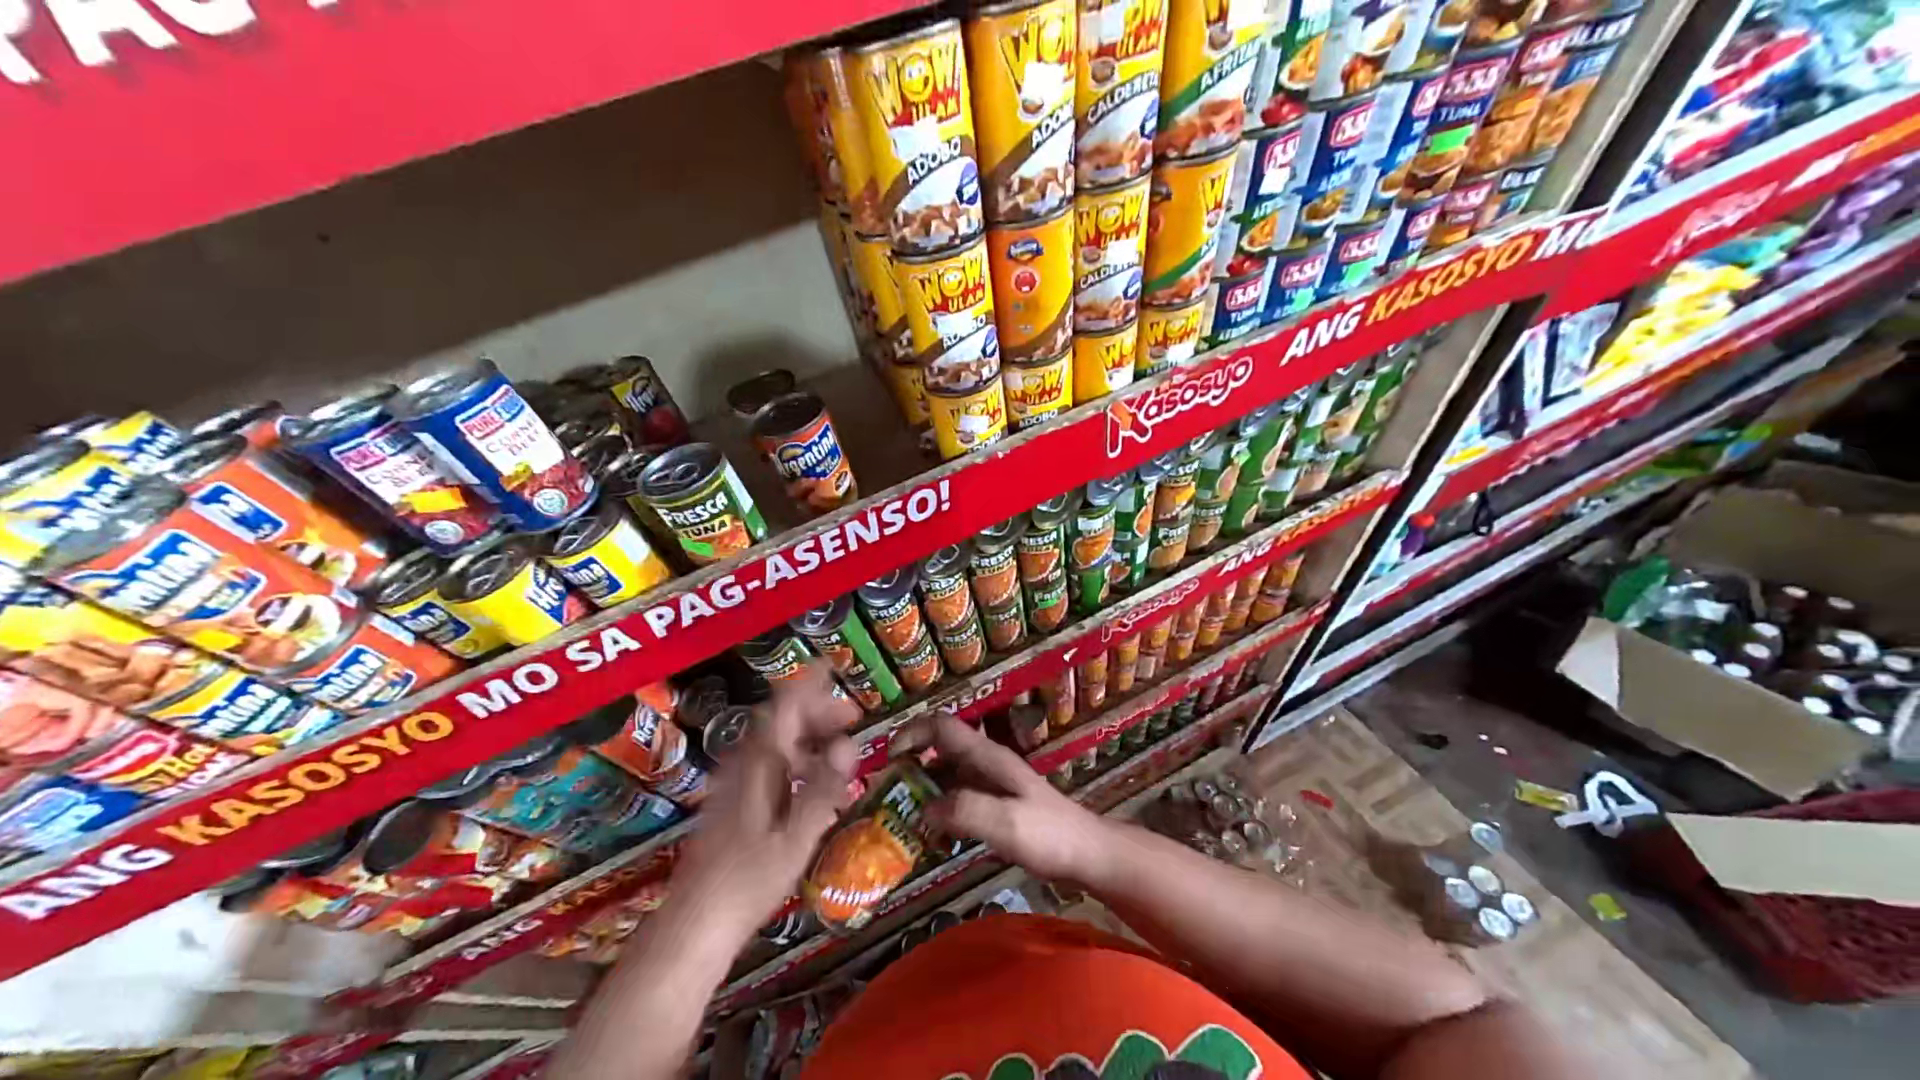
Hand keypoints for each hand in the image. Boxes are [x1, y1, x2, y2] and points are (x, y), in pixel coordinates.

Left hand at [668, 662, 858, 936]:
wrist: (693, 925)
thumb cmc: (749, 882)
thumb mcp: (797, 838)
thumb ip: (824, 788)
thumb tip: (849, 741)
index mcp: (759, 765)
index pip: (784, 706)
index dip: (810, 683)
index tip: (835, 669)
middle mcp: (742, 764)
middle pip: (778, 719)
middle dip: (815, 710)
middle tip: (851, 718)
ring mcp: (731, 783)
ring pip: (771, 741)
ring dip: (804, 734)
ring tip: (837, 749)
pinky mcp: (728, 803)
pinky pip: (764, 762)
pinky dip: (791, 757)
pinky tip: (808, 785)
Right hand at [893, 713, 1111, 881]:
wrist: (1087, 855)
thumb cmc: (1048, 834)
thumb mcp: (1005, 822)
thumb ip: (964, 811)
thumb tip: (922, 809)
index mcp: (987, 757)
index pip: (941, 726)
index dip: (911, 733)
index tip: (888, 759)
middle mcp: (984, 765)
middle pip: (937, 752)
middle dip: (909, 770)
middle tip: (886, 800)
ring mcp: (990, 786)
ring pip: (945, 780)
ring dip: (922, 795)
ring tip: (900, 824)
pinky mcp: (994, 808)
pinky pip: (956, 804)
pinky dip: (939, 816)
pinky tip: (931, 841)